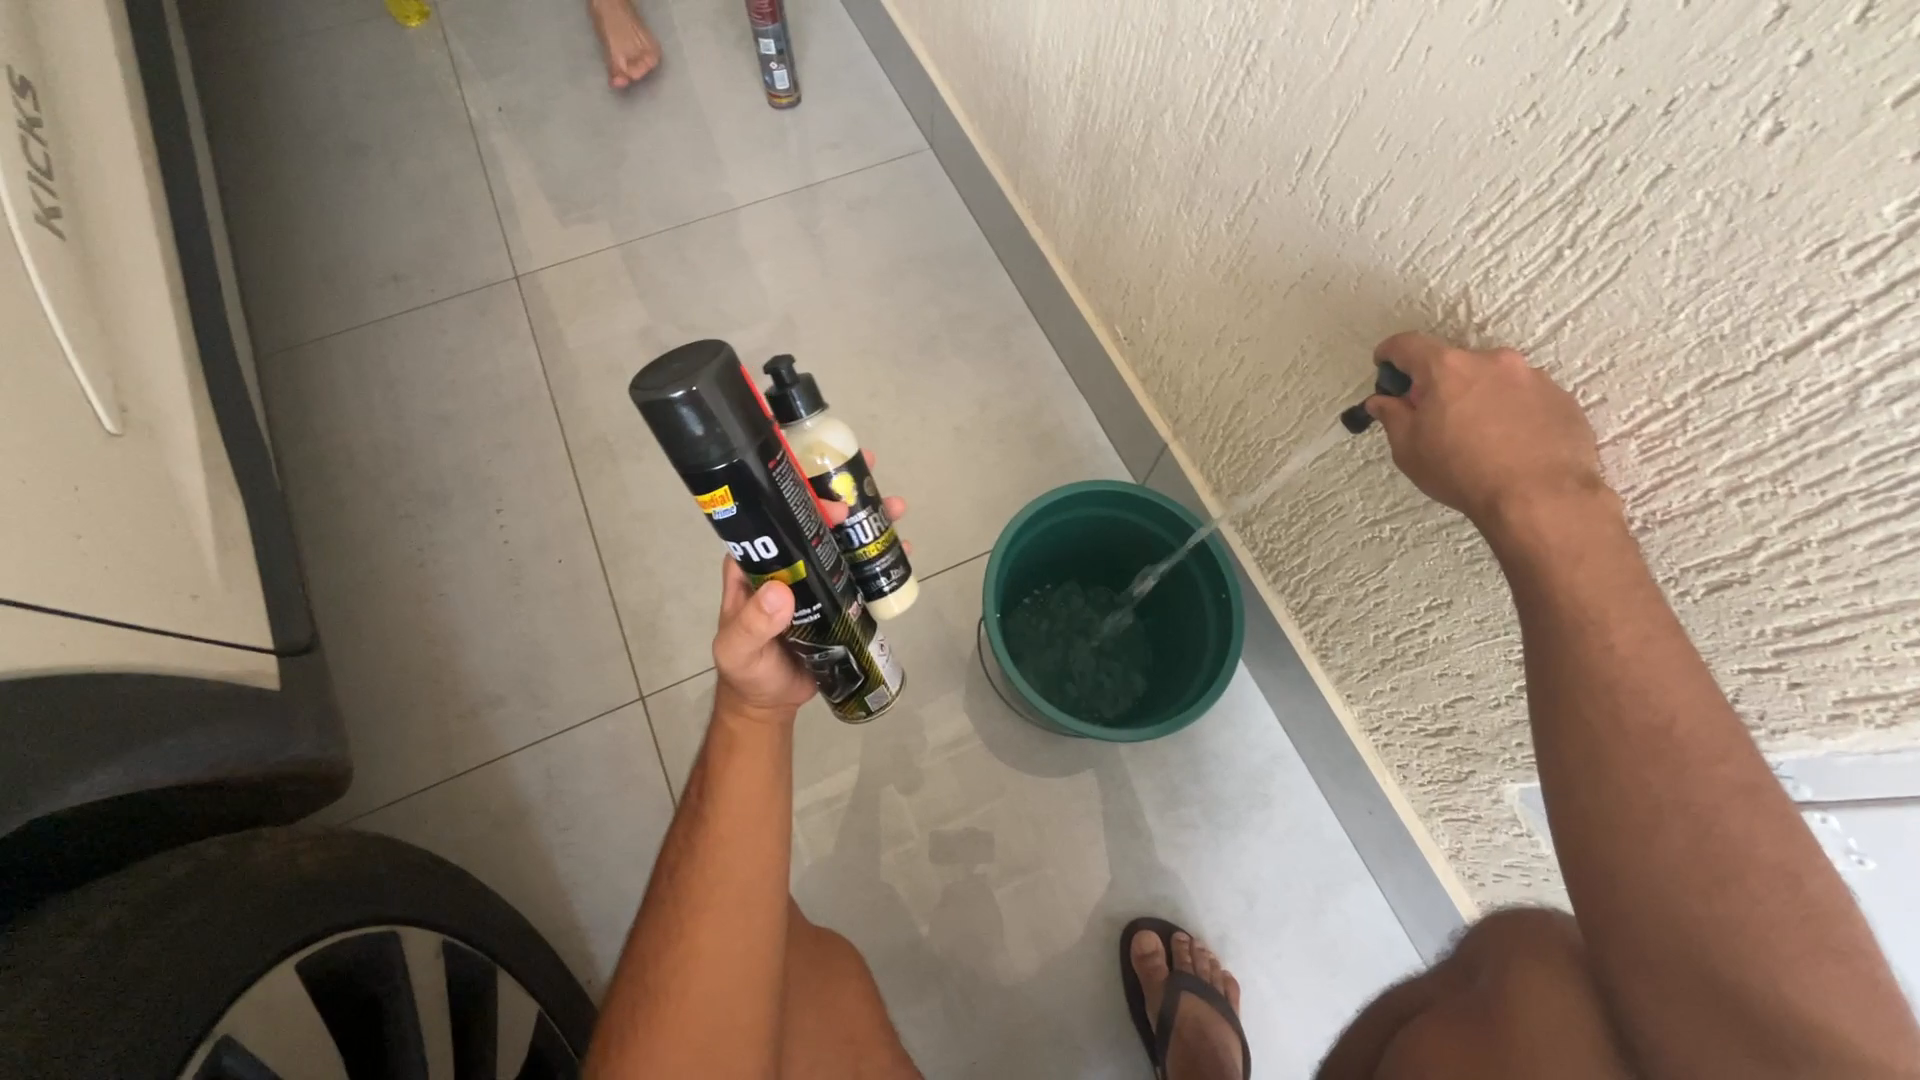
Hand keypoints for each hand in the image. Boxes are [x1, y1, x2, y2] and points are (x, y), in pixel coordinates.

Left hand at [711, 463, 909, 723]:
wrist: (770, 701)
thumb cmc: (747, 670)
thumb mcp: (739, 648)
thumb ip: (754, 624)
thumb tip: (781, 592)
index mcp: (755, 564)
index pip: (775, 520)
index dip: (803, 500)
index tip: (834, 500)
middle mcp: (787, 563)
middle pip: (815, 521)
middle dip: (844, 497)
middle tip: (872, 478)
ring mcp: (814, 579)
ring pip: (842, 542)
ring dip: (868, 522)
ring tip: (898, 509)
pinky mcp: (837, 598)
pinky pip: (859, 572)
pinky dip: (879, 559)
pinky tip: (903, 549)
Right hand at [1365, 332, 1617, 535]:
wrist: (1540, 496)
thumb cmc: (1463, 472)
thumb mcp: (1409, 449)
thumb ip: (1392, 416)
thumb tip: (1383, 401)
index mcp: (1448, 368)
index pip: (1408, 345)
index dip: (1390, 354)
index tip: (1385, 368)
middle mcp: (1492, 361)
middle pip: (1454, 363)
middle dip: (1437, 384)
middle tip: (1432, 417)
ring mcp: (1532, 376)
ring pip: (1491, 378)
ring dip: (1476, 396)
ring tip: (1476, 436)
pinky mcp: (1560, 397)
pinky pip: (1523, 396)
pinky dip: (1509, 410)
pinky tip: (1507, 443)